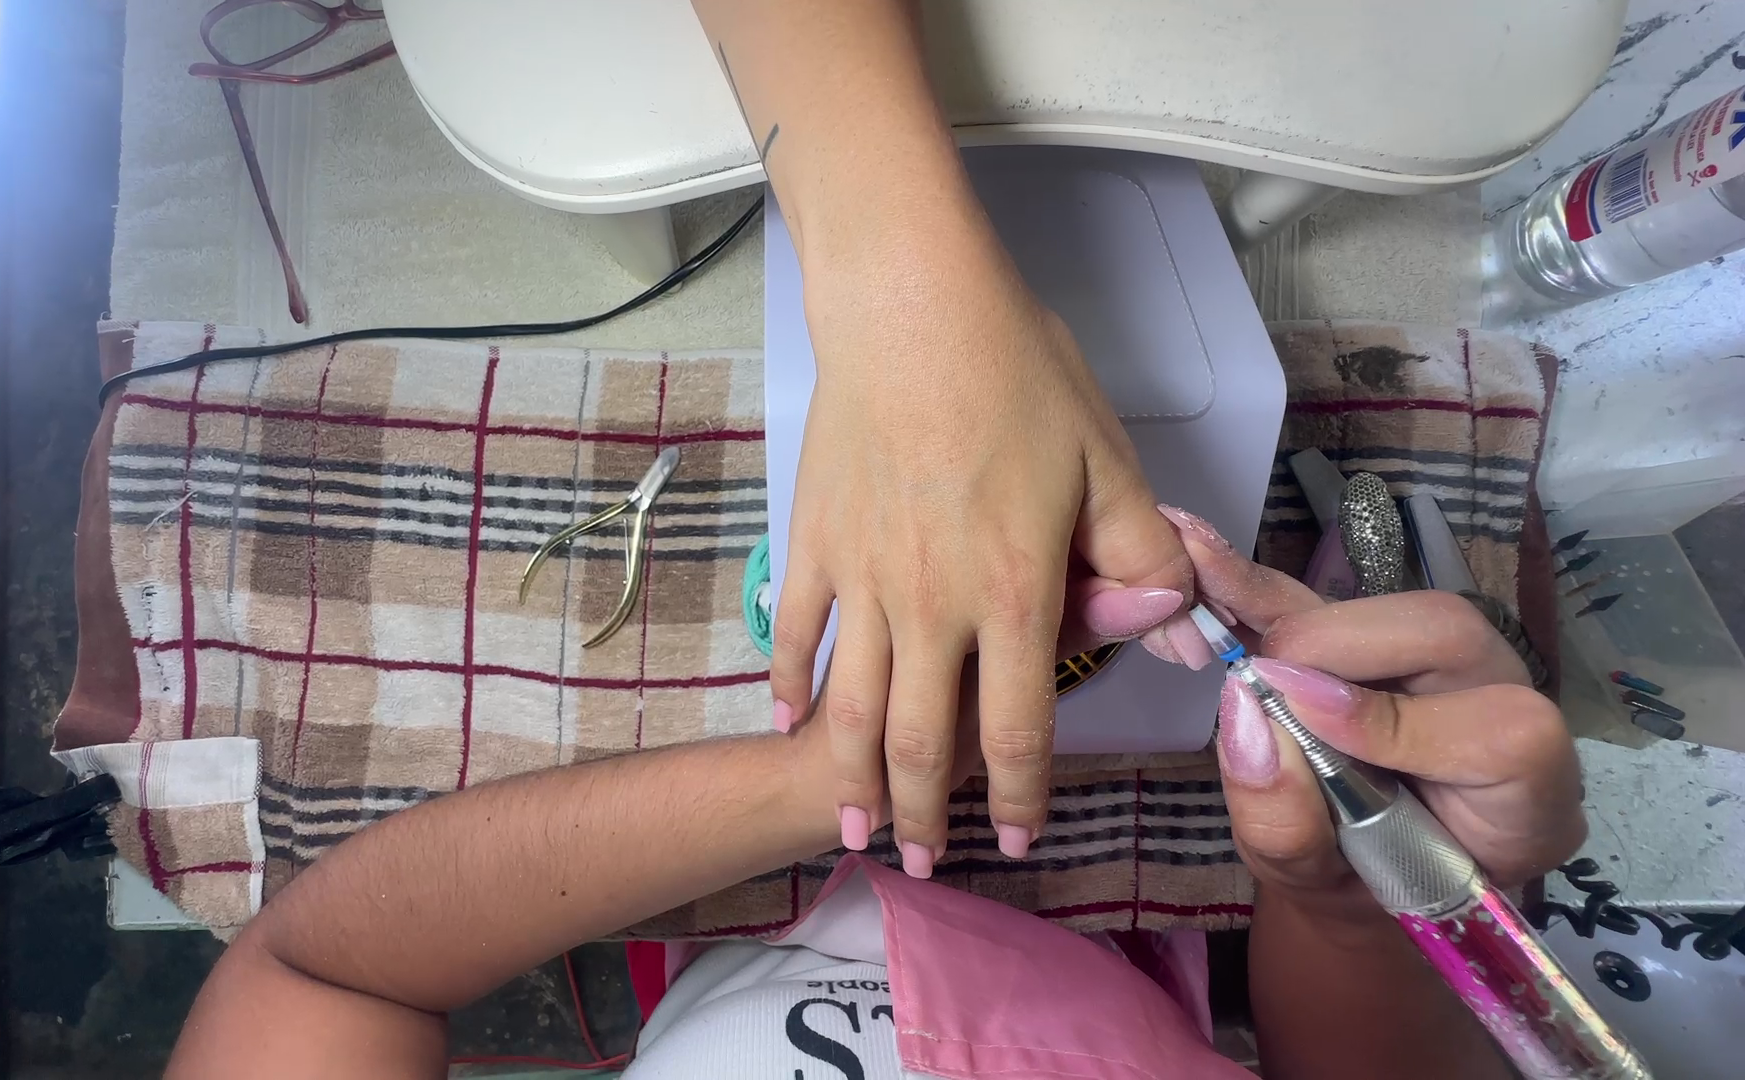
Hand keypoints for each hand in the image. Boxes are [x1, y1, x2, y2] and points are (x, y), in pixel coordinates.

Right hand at [773, 231, 1192, 877]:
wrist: (909, 314)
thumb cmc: (1013, 375)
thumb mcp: (1104, 457)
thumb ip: (1139, 554)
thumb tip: (1172, 624)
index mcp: (1013, 590)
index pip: (1016, 724)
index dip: (1017, 791)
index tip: (1015, 834)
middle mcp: (932, 605)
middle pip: (921, 737)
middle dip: (925, 811)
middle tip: (922, 862)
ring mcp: (861, 579)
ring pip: (852, 703)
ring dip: (853, 774)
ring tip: (849, 826)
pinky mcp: (812, 545)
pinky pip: (795, 631)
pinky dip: (789, 683)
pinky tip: (784, 721)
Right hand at [1170, 513, 1584, 904]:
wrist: (1354, 864)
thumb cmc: (1348, 883)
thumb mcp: (1309, 882)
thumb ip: (1284, 821)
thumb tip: (1245, 716)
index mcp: (1521, 800)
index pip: (1504, 734)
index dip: (1397, 719)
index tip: (1295, 714)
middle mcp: (1499, 711)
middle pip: (1451, 634)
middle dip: (1337, 644)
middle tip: (1256, 674)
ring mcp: (1442, 667)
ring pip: (1393, 604)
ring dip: (1298, 615)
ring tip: (1227, 636)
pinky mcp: (1373, 639)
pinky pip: (1322, 598)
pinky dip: (1254, 585)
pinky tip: (1202, 560)